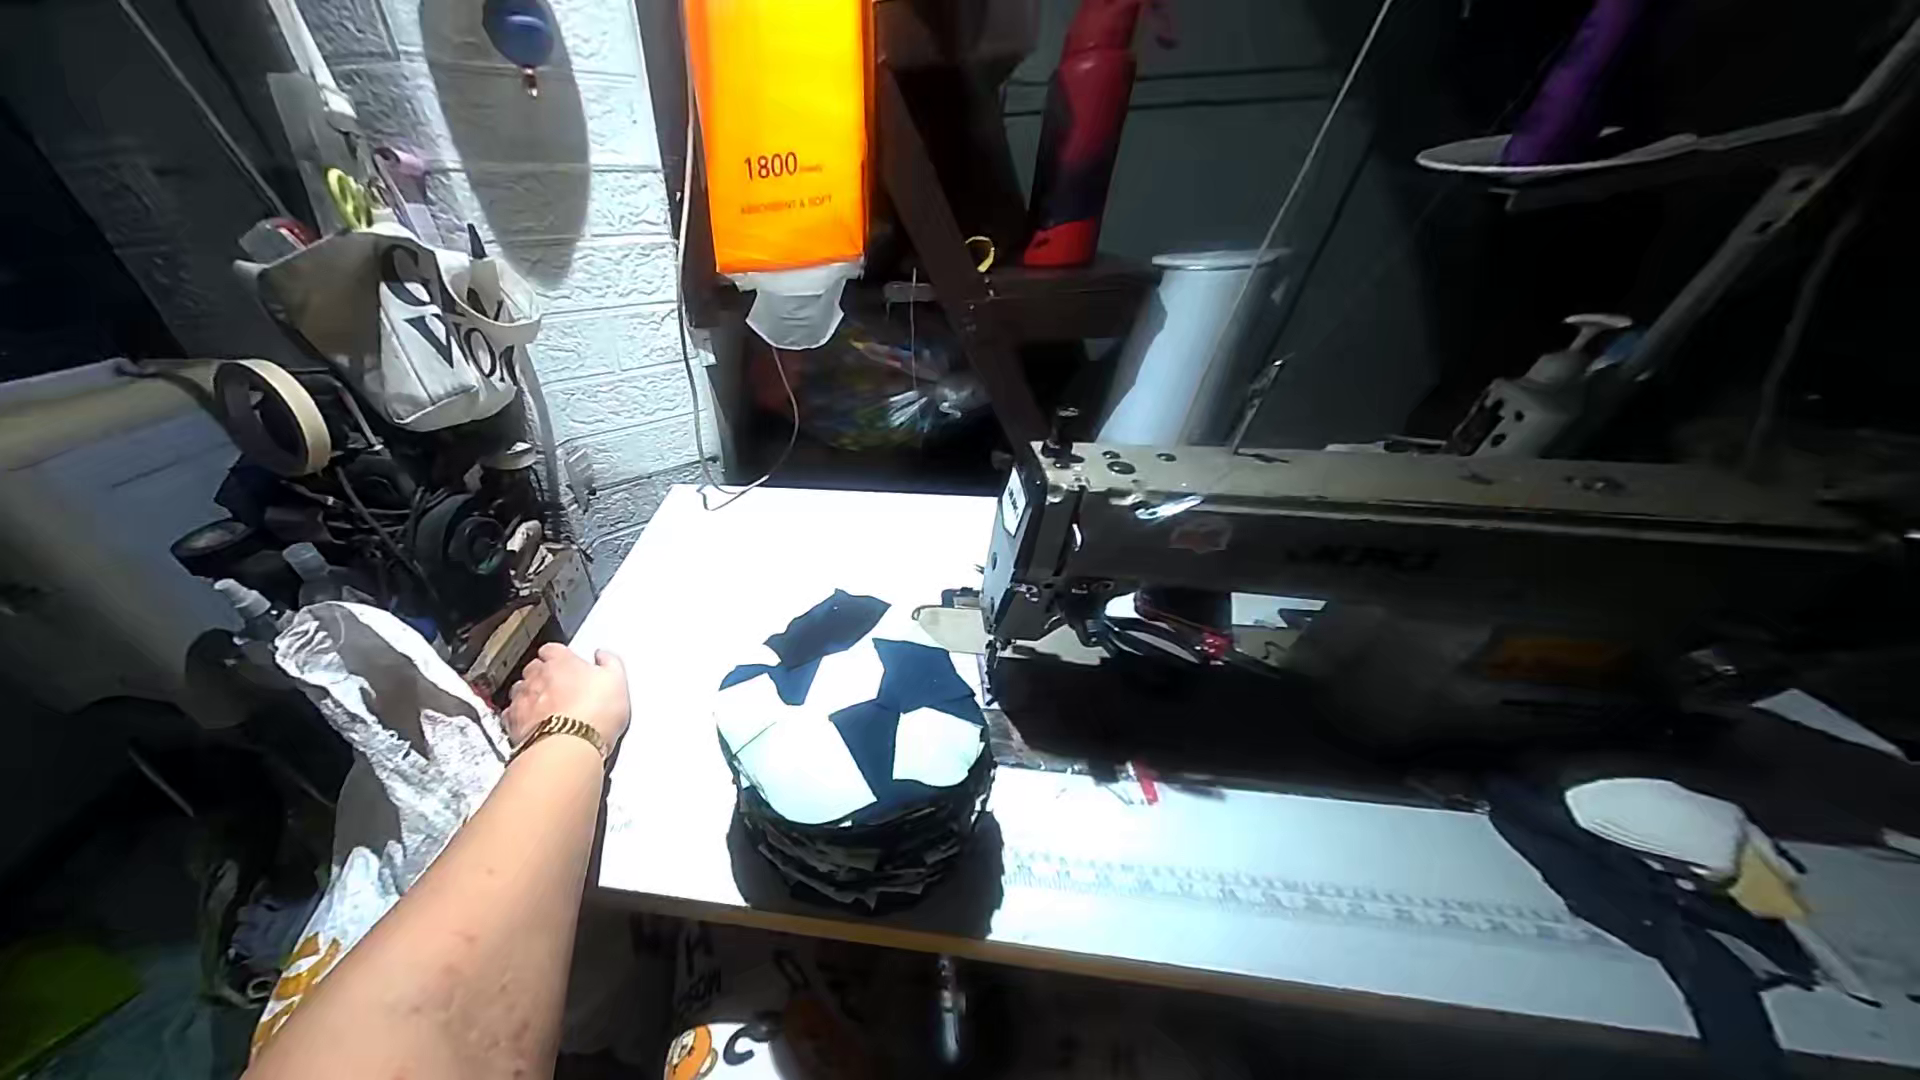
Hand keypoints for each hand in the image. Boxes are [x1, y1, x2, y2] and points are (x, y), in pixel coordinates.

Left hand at [504, 643, 630, 751]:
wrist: (570, 746)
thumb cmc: (595, 712)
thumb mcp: (617, 680)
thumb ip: (610, 662)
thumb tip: (604, 656)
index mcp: (562, 662)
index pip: (553, 649)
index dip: (559, 655)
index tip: (568, 661)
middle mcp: (537, 677)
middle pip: (533, 668)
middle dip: (543, 673)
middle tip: (561, 684)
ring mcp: (523, 701)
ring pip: (519, 690)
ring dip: (530, 693)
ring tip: (548, 704)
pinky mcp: (513, 725)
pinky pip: (511, 715)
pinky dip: (520, 716)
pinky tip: (534, 722)